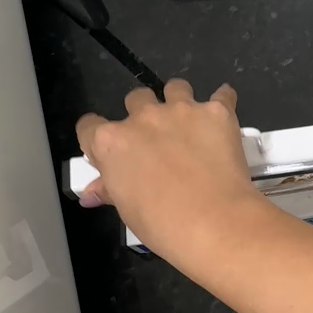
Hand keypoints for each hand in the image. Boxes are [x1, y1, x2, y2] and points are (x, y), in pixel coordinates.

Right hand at [75, 79, 263, 247]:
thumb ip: (111, 189)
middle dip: (143, 114)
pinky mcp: (216, 112)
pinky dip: (222, 101)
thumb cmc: (162, 224)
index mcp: (112, 142)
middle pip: (136, 99)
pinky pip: (222, 95)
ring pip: (175, 88)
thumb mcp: (128, 210)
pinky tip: (222, 116)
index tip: (111, 151)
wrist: (214, 221)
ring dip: (179, 100)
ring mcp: (181, 110)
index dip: (98, 138)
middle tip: (157, 139)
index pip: (89, 126)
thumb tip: (93, 192)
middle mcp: (143, 117)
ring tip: (190, 123)